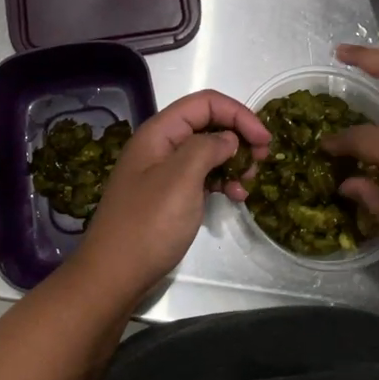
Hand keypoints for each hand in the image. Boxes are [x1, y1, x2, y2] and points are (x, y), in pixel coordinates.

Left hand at [74, 90, 270, 296]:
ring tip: (250, 182)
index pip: (204, 103)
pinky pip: (202, 177)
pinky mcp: (170, 196)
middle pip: (207, 124)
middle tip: (263, 160)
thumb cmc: (148, 224)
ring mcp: (164, 172)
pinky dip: (223, 182)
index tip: (265, 138)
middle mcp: (161, 146)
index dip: (238, 114)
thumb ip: (207, 148)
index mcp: (159, 132)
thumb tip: (228, 138)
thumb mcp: (181, 179)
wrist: (114, 276)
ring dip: (234, 161)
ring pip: (208, 152)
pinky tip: (237, 197)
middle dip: (238, 136)